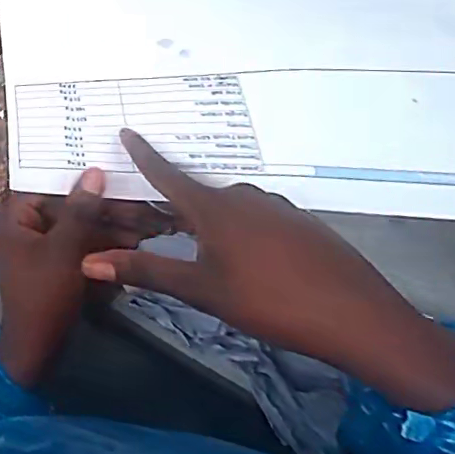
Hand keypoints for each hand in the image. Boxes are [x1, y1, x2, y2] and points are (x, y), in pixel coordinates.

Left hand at [0, 169, 171, 386]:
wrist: (36, 348)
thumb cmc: (44, 293)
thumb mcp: (64, 249)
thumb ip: (80, 210)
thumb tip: (94, 171)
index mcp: (16, 215)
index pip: (52, 186)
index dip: (87, 183)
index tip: (120, 178)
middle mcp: (23, 224)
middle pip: (68, 207)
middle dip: (105, 210)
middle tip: (143, 209)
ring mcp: (38, 245)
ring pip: (77, 227)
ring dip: (109, 228)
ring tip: (146, 227)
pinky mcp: (54, 263)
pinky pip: (78, 246)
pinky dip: (101, 245)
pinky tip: (132, 244)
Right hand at [81, 130, 454, 411]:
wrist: (365, 322)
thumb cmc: (273, 303)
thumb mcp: (203, 291)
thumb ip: (146, 272)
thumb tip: (89, 262)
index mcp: (215, 209)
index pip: (168, 174)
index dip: (144, 154)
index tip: (127, 131)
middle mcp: (245, 199)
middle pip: (197, 195)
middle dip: (174, 206)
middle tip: (156, 224)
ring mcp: (279, 210)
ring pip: (230, 208)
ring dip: (209, 220)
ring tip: (202, 250)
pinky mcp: (304, 227)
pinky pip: (258, 218)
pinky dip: (240, 230)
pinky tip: (249, 261)